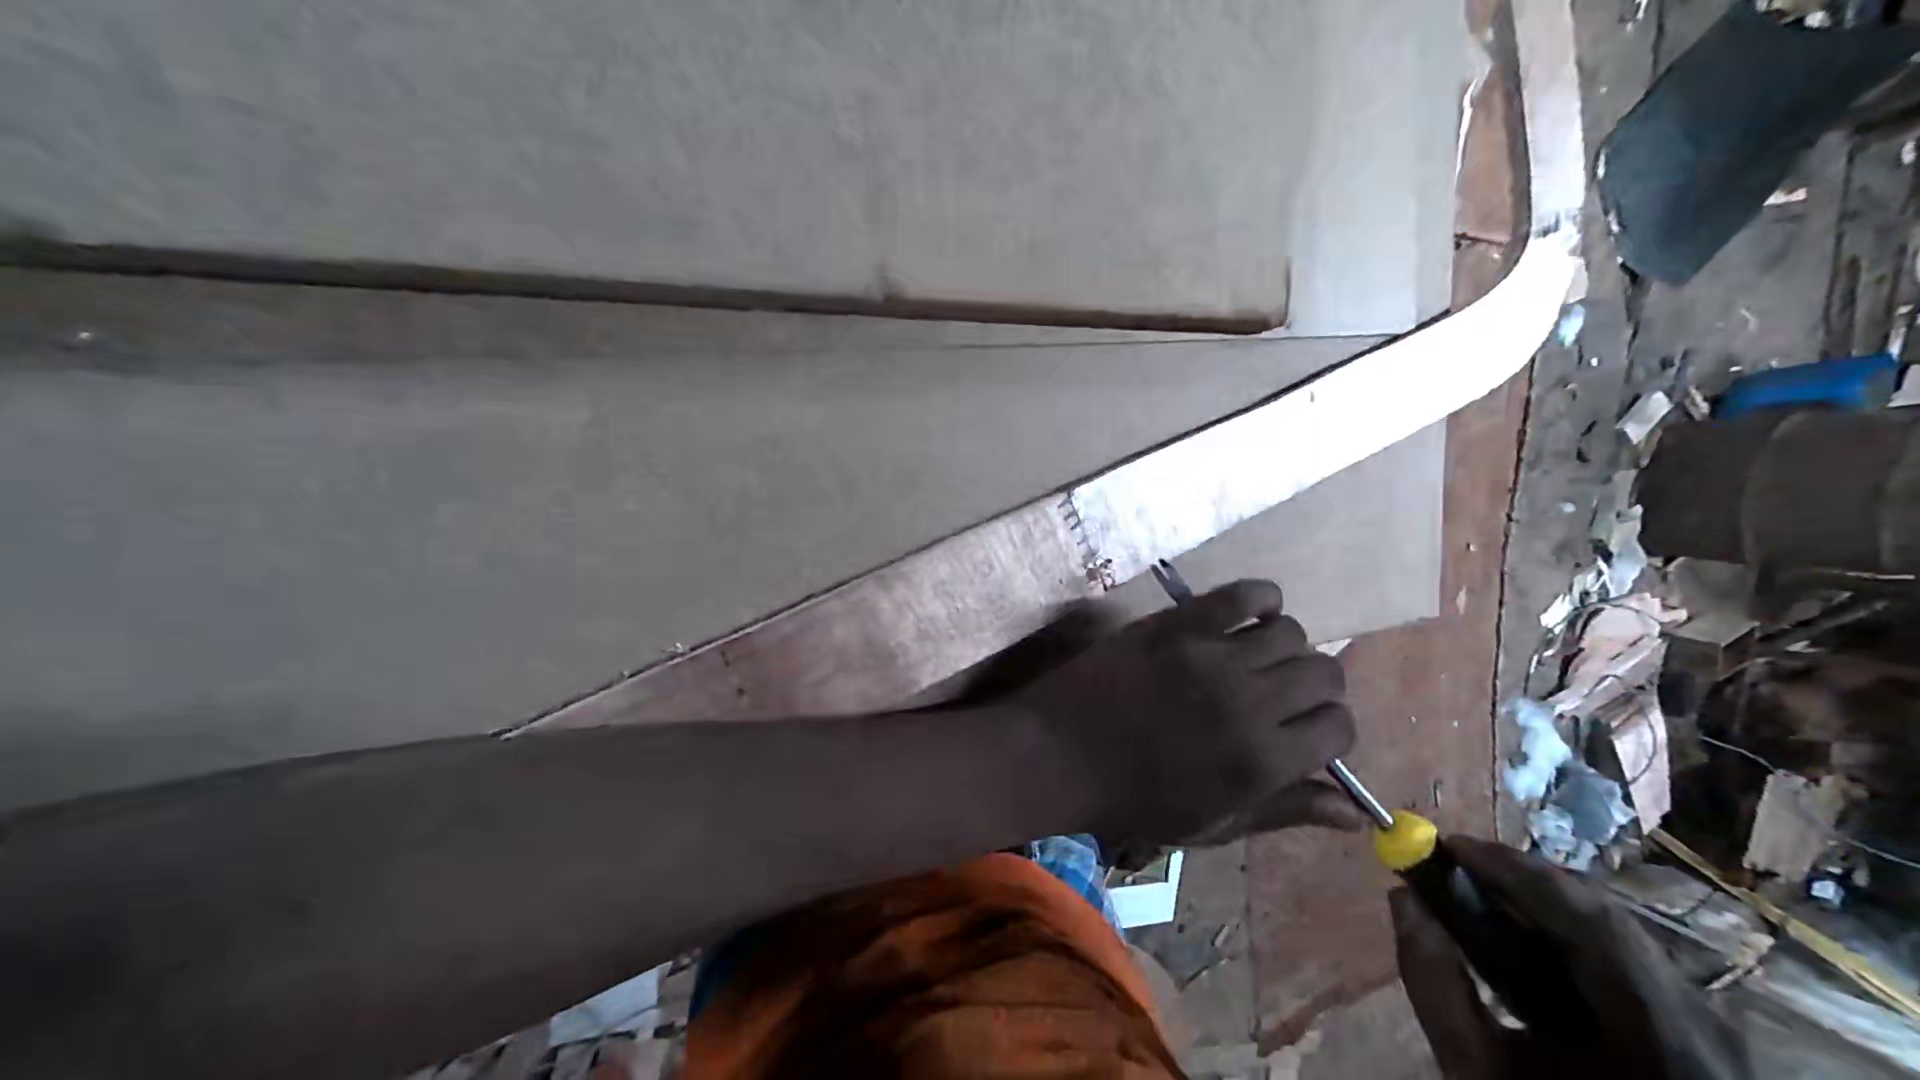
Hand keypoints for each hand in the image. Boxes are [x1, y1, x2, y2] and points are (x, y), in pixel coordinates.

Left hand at [1015, 578, 1362, 847]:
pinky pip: (1244, 594)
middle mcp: (1250, 704)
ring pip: (1291, 633)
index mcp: (1262, 762)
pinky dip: (1260, 599)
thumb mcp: (1211, 824)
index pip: (1338, 728)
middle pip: (1323, 674)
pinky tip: (1248, 616)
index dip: (1328, 730)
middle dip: (1315, 687)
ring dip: (1285, 647)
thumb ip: (1284, 811)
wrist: (1056, 755)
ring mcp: (1213, 657)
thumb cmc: (1130, 800)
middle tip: (1281, 694)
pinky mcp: (1178, 624)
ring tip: (1256, 658)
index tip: (1303, 730)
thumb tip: (1355, 814)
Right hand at [1391, 837, 1747, 1079]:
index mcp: (1662, 1037)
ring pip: (1608, 927)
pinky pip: (1617, 951)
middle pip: (1601, 915)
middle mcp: (1699, 1018)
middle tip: (1452, 865)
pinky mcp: (1685, 1018)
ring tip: (1474, 893)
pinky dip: (1558, 930)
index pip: (1590, 919)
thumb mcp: (1477, 1068)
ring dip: (1536, 902)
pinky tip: (1515, 936)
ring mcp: (1700, 1018)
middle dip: (1518, 880)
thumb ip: (1434, 983)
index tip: (1447, 845)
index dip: (1514, 870)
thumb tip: (1404, 897)